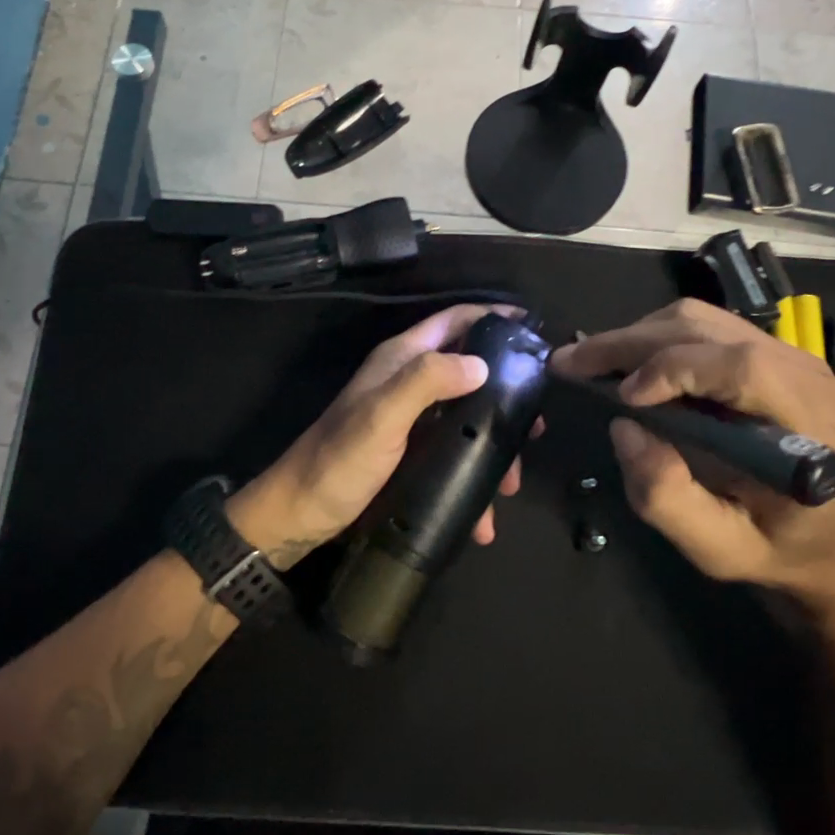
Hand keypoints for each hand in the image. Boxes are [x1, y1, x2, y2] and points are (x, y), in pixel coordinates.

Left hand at [229, 304, 529, 567]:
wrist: (299, 517)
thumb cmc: (338, 461)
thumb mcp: (382, 416)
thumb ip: (426, 381)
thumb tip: (483, 364)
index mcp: (400, 360)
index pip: (453, 321)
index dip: (493, 316)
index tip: (534, 331)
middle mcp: (408, 383)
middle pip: (470, 372)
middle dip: (505, 397)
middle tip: (534, 426)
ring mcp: (410, 422)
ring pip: (466, 420)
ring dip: (492, 449)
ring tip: (509, 485)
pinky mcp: (410, 456)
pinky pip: (453, 458)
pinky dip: (471, 481)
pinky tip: (484, 518)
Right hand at [550, 299, 834, 616]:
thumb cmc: (777, 553)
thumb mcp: (717, 550)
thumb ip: (667, 498)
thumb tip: (623, 427)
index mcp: (818, 434)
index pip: (744, 368)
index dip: (674, 369)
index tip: (622, 397)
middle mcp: (821, 384)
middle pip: (717, 331)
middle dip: (634, 342)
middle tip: (571, 361)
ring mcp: (809, 363)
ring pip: (711, 320)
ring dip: (643, 335)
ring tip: (595, 360)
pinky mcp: (789, 357)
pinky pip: (718, 330)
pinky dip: (664, 340)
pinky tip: (634, 365)